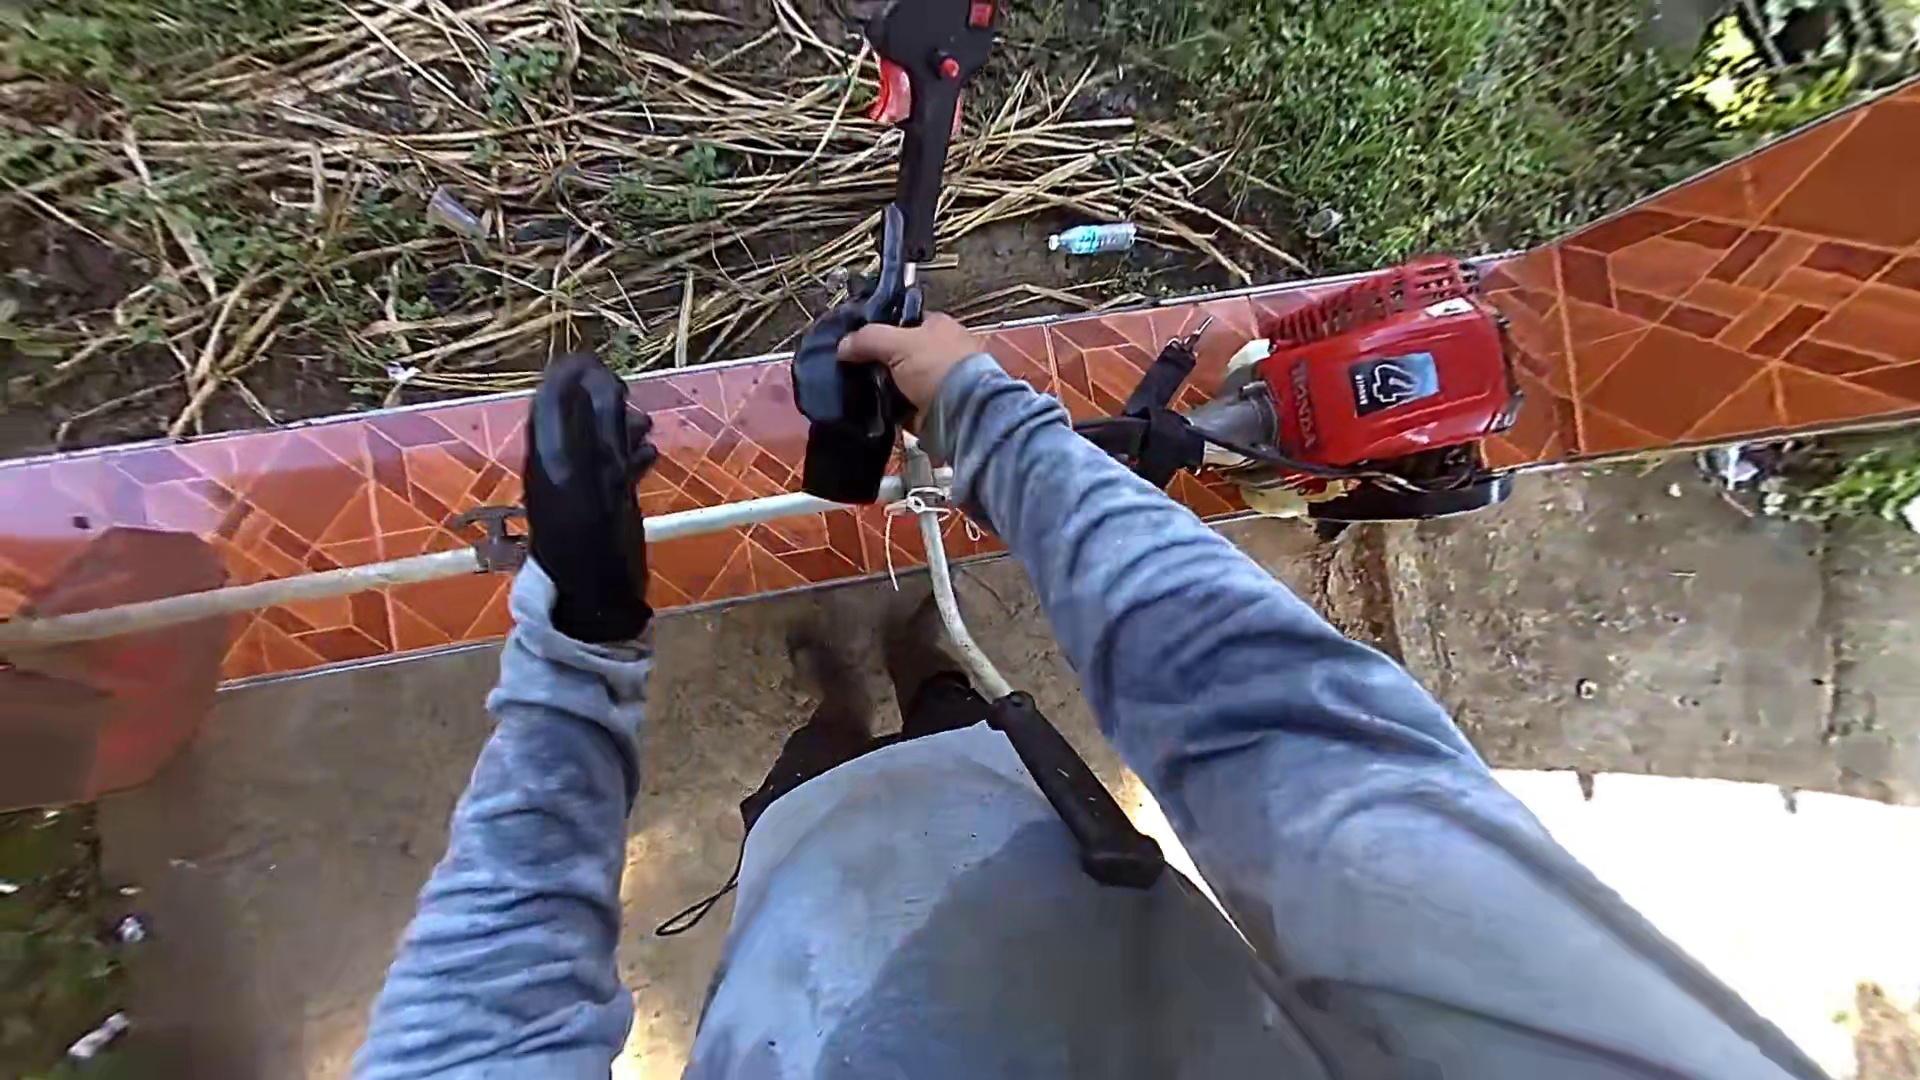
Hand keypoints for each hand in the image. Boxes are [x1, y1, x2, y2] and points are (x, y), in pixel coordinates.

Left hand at [524, 353, 656, 642]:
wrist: (594, 596)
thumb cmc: (585, 539)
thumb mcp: (582, 478)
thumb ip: (586, 430)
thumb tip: (590, 378)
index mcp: (548, 457)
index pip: (553, 403)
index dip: (572, 379)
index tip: (600, 366)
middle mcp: (564, 466)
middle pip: (581, 419)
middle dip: (604, 402)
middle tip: (628, 396)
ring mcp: (588, 486)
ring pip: (604, 442)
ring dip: (623, 429)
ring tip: (645, 426)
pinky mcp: (609, 503)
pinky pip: (621, 467)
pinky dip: (635, 456)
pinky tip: (651, 455)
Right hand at [837, 313, 982, 412]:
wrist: (961, 412)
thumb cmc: (939, 367)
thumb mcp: (899, 342)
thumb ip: (868, 339)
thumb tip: (843, 345)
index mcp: (937, 327)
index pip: (904, 321)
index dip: (881, 327)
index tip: (858, 338)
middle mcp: (938, 354)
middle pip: (898, 354)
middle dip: (878, 361)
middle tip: (854, 365)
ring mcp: (935, 383)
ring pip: (898, 382)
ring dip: (882, 387)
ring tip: (859, 388)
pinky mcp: (930, 409)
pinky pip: (901, 407)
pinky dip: (890, 409)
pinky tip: (874, 407)